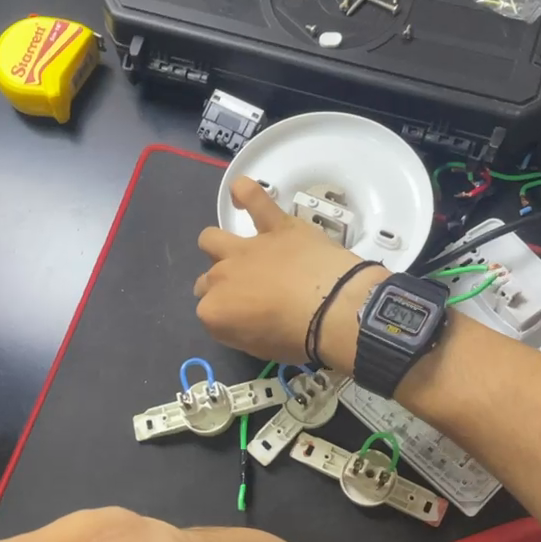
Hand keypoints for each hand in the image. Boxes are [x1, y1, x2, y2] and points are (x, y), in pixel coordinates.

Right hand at [194, 177, 374, 367]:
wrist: (333, 309)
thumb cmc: (299, 338)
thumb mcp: (262, 348)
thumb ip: (242, 330)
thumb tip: (242, 319)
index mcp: (215, 312)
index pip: (209, 313)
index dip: (226, 317)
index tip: (245, 321)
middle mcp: (220, 277)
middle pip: (208, 279)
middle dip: (222, 286)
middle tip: (248, 294)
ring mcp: (245, 248)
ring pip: (211, 239)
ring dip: (218, 247)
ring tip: (238, 253)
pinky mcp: (275, 226)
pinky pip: (253, 198)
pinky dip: (246, 193)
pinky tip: (241, 193)